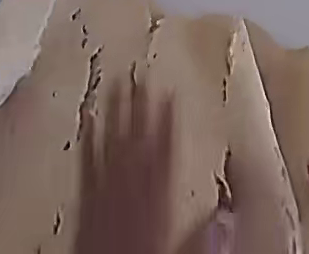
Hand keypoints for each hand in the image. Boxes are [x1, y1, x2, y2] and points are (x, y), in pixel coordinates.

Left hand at [75, 83, 235, 253]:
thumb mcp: (182, 251)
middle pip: (136, 139)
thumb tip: (225, 213)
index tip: (170, 91)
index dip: (168, 119)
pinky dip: (88, 137)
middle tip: (142, 73)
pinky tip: (87, 117)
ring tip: (116, 79)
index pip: (165, 151)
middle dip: (140, 104)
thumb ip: (201, 231)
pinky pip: (86, 163)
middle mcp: (129, 189)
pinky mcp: (84, 201)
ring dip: (114, 111)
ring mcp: (104, 192)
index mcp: (156, 200)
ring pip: (111, 142)